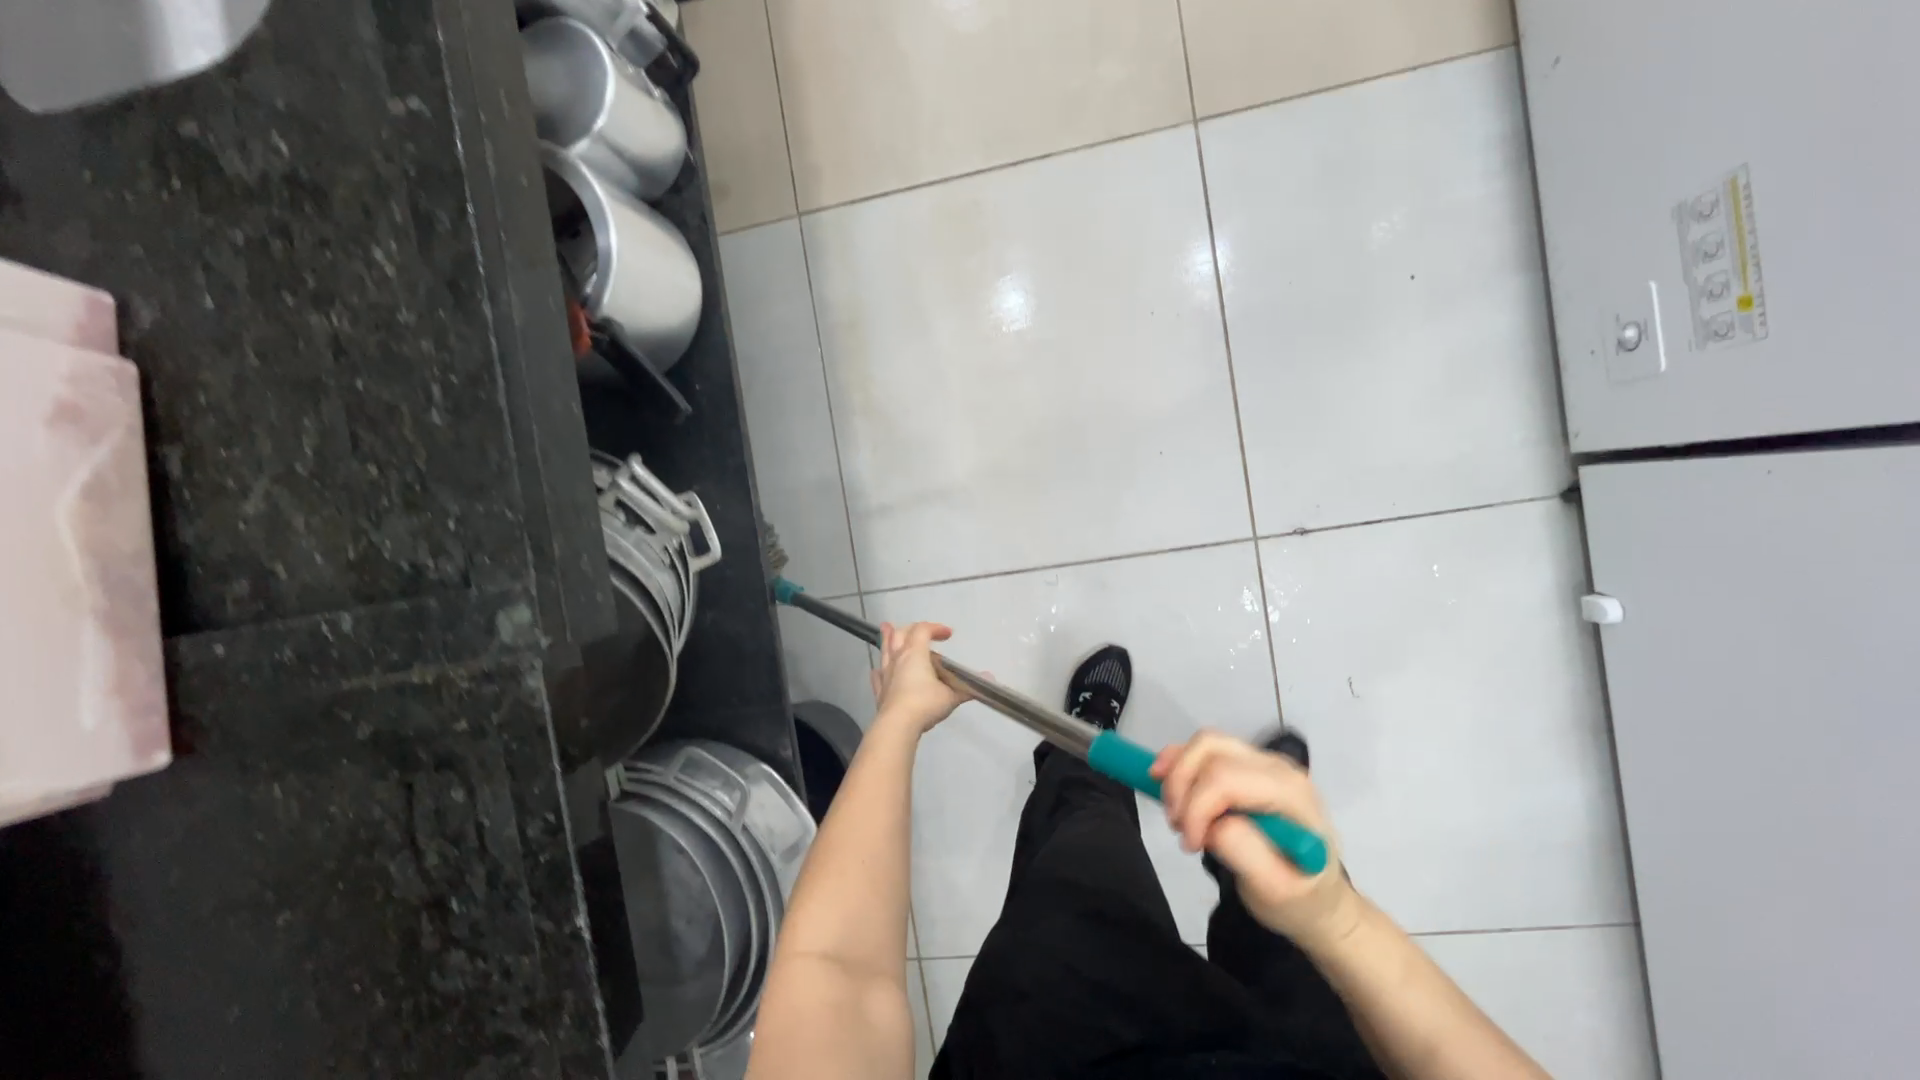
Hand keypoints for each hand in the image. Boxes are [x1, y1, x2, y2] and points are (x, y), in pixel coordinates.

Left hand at [869, 622, 970, 735]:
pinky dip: (880, 670)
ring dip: (887, 638)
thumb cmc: (925, 704)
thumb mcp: (951, 696)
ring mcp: (886, 674)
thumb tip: (989, 679)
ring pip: (885, 650)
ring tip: (887, 628)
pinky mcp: (880, 690)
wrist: (898, 725)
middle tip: (922, 631)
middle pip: (901, 634)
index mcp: (915, 654)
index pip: (923, 630)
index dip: (936, 628)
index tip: (948, 634)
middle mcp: (898, 659)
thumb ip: (968, 688)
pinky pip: (878, 675)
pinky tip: (879, 671)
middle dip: (912, 628)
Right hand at [1152, 731, 1362, 948]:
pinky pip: (1206, 749)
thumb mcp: (1276, 890)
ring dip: (1177, 773)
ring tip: (1175, 814)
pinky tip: (1166, 784)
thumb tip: (1212, 824)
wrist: (1321, 899)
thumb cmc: (1300, 899)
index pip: (1225, 778)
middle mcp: (1278, 767)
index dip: (1196, 806)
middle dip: (1181, 786)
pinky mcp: (1248, 765)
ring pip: (1205, 744)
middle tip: (1178, 828)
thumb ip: (1245, 852)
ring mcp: (1263, 762)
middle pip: (1211, 750)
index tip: (1190, 845)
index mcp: (1290, 794)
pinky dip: (1180, 762)